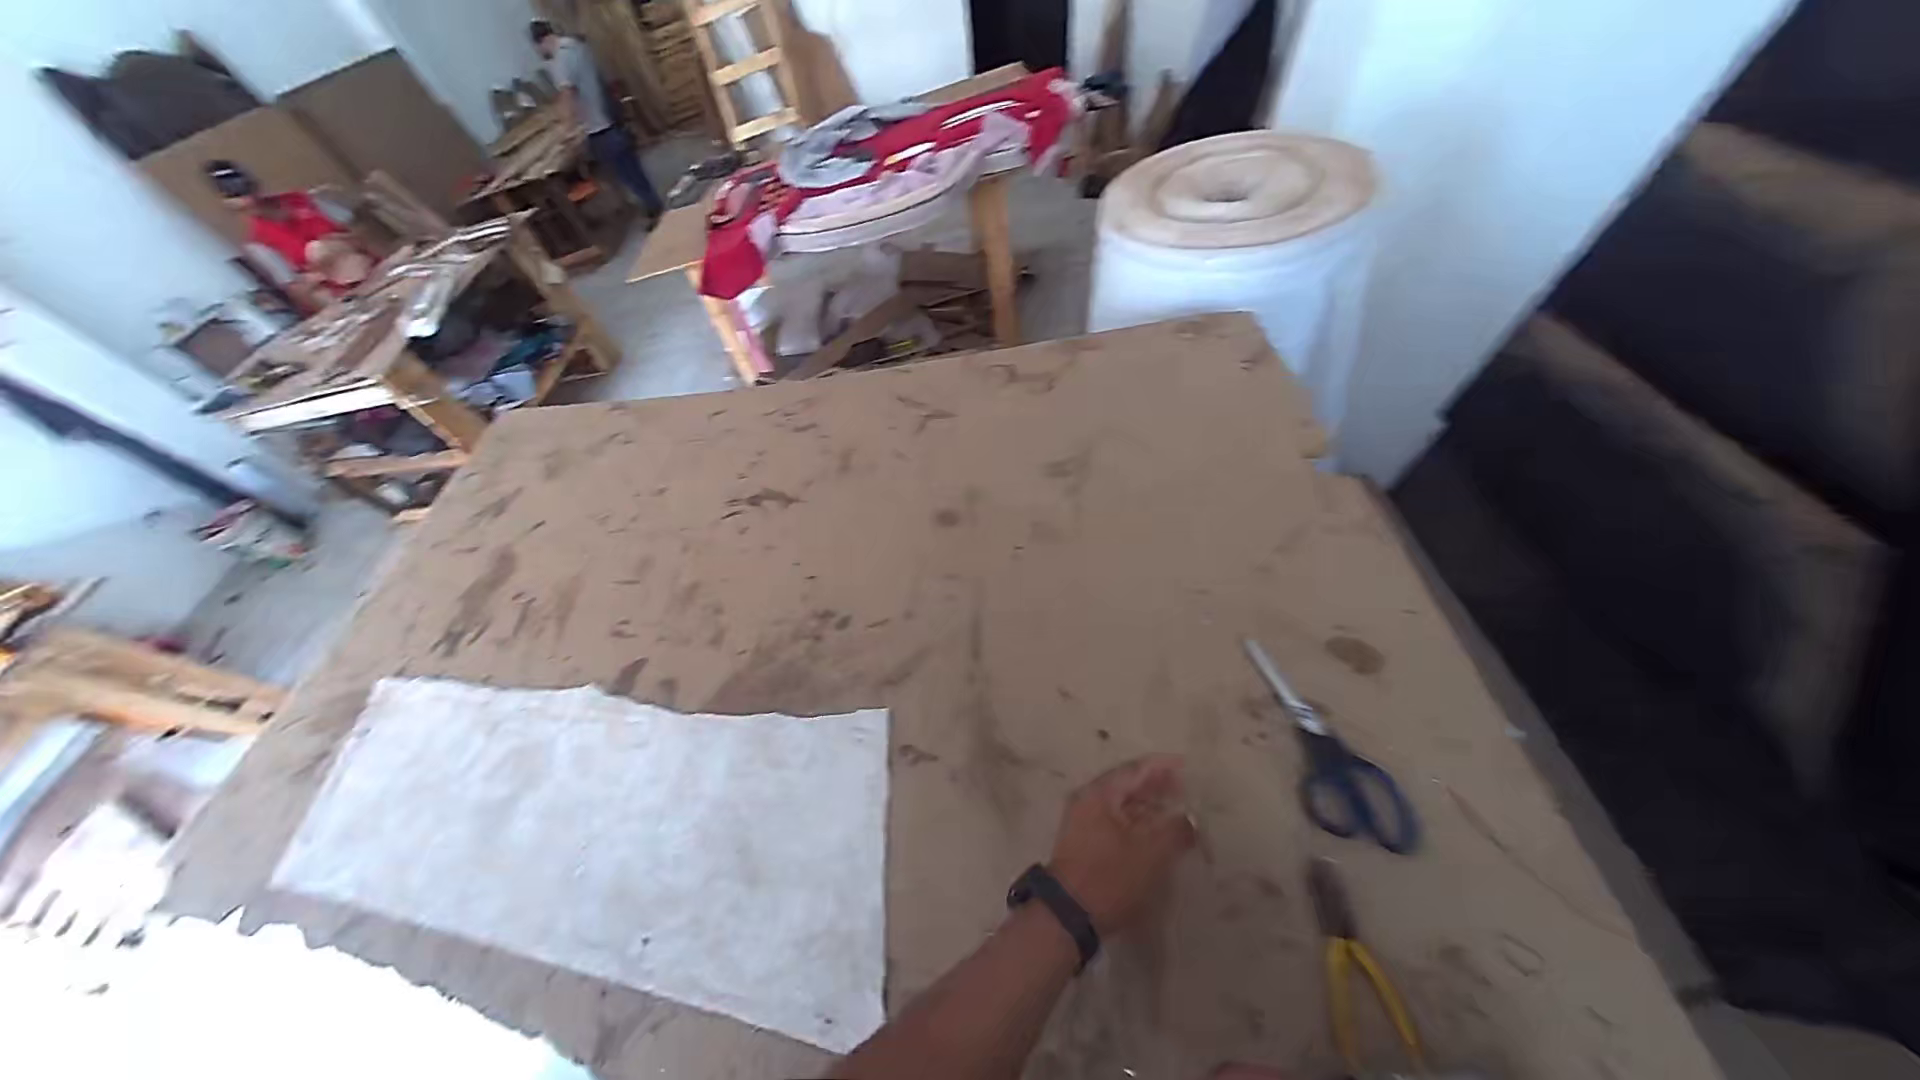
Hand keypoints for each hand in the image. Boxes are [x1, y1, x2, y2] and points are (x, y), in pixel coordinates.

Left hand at [1047, 755, 1196, 934]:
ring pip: (1122, 805)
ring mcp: (1083, 820)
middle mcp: (1088, 799)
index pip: (1136, 770)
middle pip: (1128, 784)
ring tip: (1177, 811)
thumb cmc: (1111, 877)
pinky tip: (1156, 833)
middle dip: (1157, 786)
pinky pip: (1116, 821)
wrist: (1069, 914)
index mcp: (1100, 793)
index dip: (1163, 767)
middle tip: (1186, 790)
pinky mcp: (1085, 841)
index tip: (1187, 766)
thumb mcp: (1151, 852)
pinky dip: (1137, 822)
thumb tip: (1190, 818)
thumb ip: (1175, 829)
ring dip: (1148, 806)